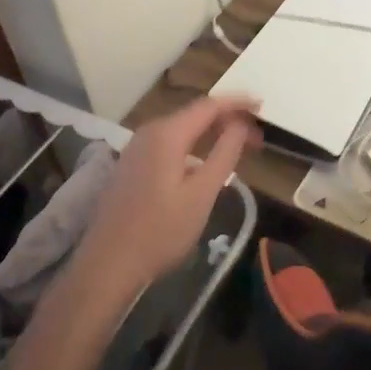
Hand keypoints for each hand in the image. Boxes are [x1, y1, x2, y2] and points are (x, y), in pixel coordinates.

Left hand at [75, 95, 260, 290]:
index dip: (238, 102)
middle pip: (195, 114)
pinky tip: (203, 164)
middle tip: (256, 137)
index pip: (209, 105)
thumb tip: (241, 124)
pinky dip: (192, 145)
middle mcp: (149, 132)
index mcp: (167, 134)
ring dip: (210, 133)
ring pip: (181, 129)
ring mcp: (136, 148)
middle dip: (227, 119)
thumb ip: (225, 153)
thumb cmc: (161, 231)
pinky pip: (168, 143)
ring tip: (236, 147)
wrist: (108, 266)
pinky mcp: (131, 165)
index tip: (262, 106)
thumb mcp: (202, 194)